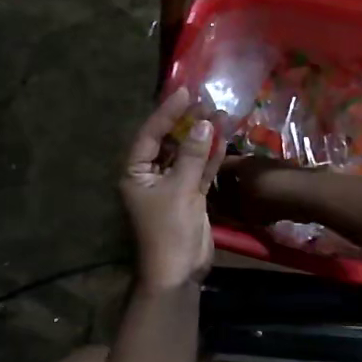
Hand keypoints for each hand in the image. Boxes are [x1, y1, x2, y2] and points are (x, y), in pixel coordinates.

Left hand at [121, 88, 226, 289]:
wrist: (179, 270)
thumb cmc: (169, 229)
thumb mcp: (180, 189)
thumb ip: (192, 155)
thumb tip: (203, 123)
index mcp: (136, 172)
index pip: (150, 134)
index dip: (167, 112)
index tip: (184, 92)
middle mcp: (152, 175)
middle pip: (170, 141)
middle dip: (188, 122)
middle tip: (207, 100)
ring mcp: (173, 185)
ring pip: (188, 154)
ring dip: (203, 137)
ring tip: (221, 113)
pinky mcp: (191, 196)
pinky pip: (200, 170)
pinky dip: (211, 156)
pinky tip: (224, 137)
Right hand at [213, 154, 302, 225]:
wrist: (308, 194)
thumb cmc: (270, 199)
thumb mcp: (244, 209)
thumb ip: (229, 209)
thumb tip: (218, 209)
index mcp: (240, 163)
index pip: (218, 165)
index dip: (210, 176)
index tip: (205, 190)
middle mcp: (255, 159)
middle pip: (236, 170)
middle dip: (230, 185)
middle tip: (224, 201)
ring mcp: (272, 165)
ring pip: (253, 176)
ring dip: (248, 189)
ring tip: (244, 206)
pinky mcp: (286, 173)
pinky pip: (267, 182)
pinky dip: (262, 192)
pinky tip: (263, 205)